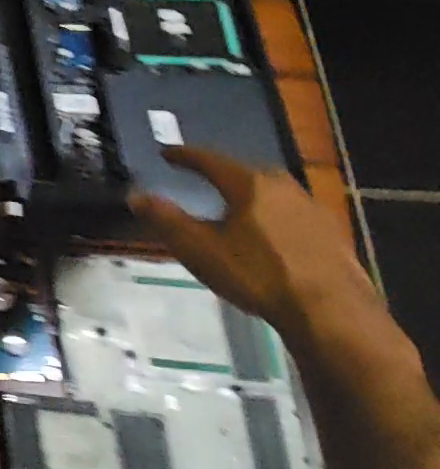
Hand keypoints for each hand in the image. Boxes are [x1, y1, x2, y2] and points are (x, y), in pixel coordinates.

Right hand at [127, 147, 375, 338]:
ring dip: (250, 194)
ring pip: (274, 193)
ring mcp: (314, 213)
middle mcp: (286, 190)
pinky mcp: (332, 238)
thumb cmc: (257, 274)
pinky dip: (272, 215)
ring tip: (233, 205)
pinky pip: (292, 214)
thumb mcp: (197, 248)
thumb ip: (164, 218)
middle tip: (202, 176)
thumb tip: (135, 195)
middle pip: (248, 172)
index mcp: (251, 186)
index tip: (166, 153)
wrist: (333, 315)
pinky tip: (266, 234)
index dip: (185, 156)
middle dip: (223, 172)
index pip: (211, 160)